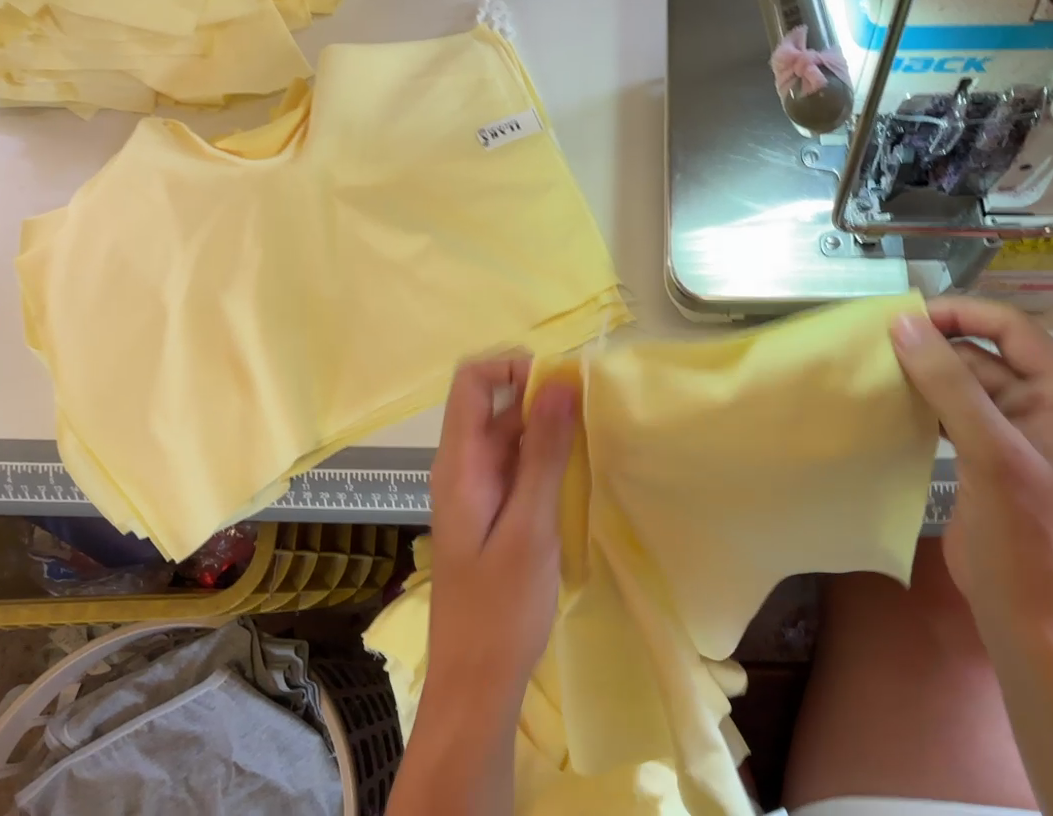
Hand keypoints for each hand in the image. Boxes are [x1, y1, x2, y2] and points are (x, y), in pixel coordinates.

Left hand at [426, 355, 579, 702]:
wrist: (477, 683)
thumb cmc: (501, 608)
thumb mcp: (530, 526)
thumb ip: (544, 452)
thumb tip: (559, 381)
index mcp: (459, 464)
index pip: (472, 381)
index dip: (514, 368)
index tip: (563, 387)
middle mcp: (464, 468)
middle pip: (497, 405)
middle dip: (542, 398)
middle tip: (593, 418)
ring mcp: (479, 492)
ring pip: (512, 436)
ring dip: (550, 430)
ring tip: (594, 444)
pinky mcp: (495, 514)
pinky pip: (520, 467)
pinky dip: (548, 459)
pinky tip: (579, 476)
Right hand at [890, 297, 1052, 646]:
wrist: (1029, 617)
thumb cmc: (1022, 537)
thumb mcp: (990, 454)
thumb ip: (949, 384)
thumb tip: (903, 323)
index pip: (1011, 328)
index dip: (959, 314)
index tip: (903, 317)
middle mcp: (1052, 403)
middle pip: (985, 353)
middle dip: (936, 347)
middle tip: (878, 347)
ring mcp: (1023, 431)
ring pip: (967, 382)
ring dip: (928, 375)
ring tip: (880, 369)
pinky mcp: (995, 455)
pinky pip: (959, 412)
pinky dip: (929, 404)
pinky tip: (896, 403)